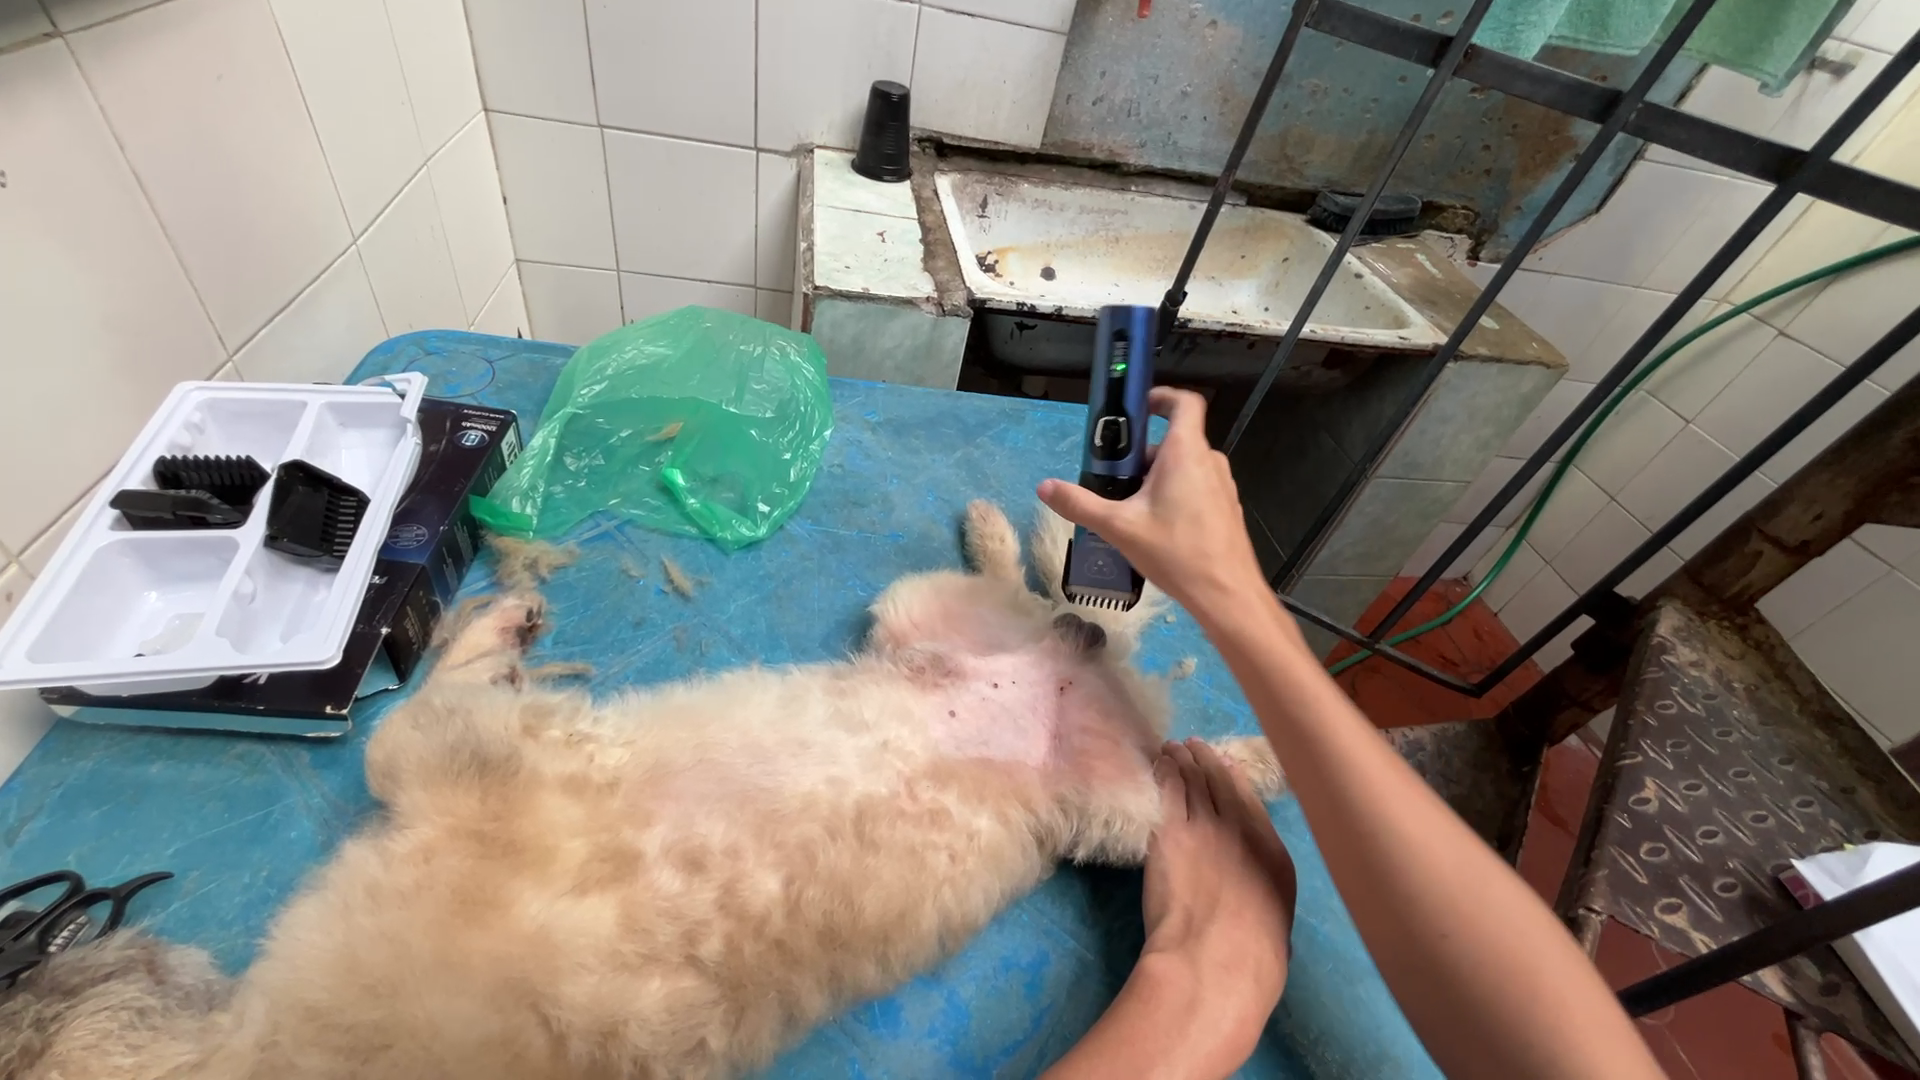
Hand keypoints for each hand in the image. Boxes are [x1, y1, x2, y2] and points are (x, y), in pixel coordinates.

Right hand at [1038, 388, 1270, 627]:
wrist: (1226, 594)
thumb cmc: (1175, 552)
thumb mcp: (1118, 527)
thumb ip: (1079, 504)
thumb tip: (1045, 487)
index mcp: (1185, 452)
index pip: (1183, 403)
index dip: (1161, 397)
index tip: (1136, 408)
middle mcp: (1208, 461)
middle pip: (1173, 442)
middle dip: (1141, 455)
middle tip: (1113, 481)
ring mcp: (1222, 486)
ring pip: (1183, 467)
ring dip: (1156, 478)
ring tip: (1130, 510)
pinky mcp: (1226, 509)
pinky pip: (1196, 488)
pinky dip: (1174, 495)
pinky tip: (1157, 530)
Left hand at [1139, 739, 1296, 1063]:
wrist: (1212, 963)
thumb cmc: (1252, 961)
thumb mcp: (1274, 919)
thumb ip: (1261, 889)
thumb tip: (1250, 888)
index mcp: (1271, 852)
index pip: (1249, 800)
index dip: (1232, 777)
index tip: (1223, 762)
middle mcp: (1238, 829)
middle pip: (1217, 782)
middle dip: (1203, 759)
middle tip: (1191, 744)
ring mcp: (1202, 827)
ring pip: (1190, 780)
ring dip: (1179, 760)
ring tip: (1171, 747)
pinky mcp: (1167, 833)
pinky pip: (1165, 793)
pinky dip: (1162, 774)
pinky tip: (1156, 764)